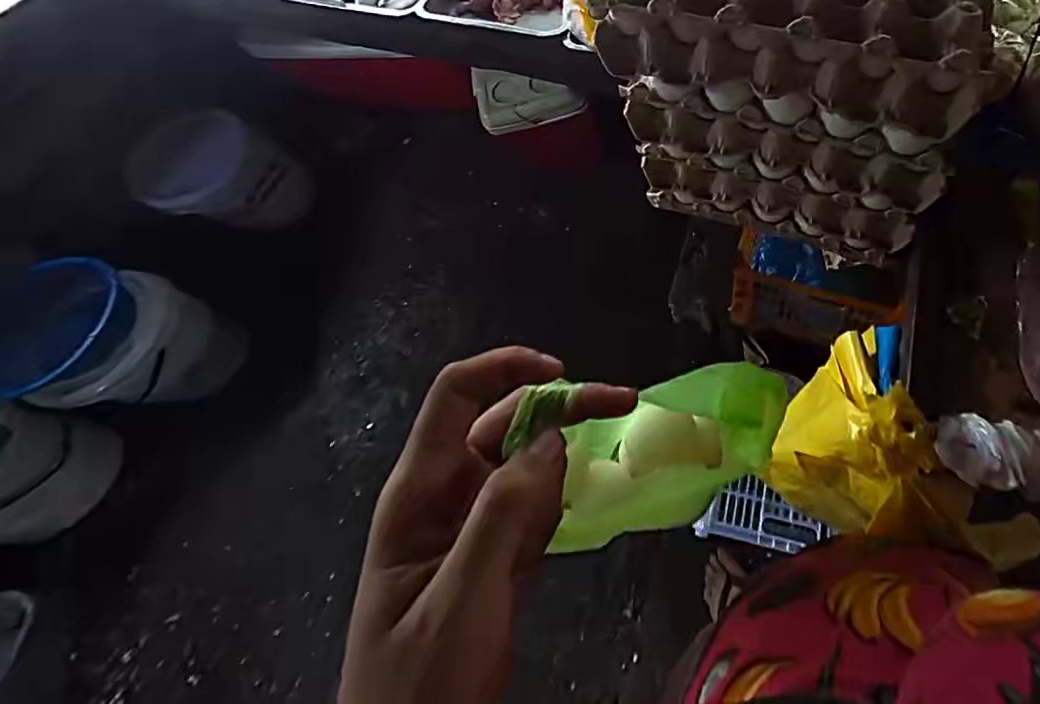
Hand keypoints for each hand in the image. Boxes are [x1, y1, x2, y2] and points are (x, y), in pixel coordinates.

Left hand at [339, 348, 636, 703]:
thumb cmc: (418, 682)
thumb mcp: (458, 599)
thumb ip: (502, 515)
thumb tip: (551, 438)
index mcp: (420, 487)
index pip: (457, 394)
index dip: (504, 367)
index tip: (561, 374)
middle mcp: (447, 488)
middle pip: (506, 420)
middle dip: (560, 408)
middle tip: (621, 404)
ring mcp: (472, 516)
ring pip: (527, 461)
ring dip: (556, 474)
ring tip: (542, 537)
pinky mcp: (496, 543)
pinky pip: (535, 502)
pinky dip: (555, 508)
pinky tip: (547, 543)